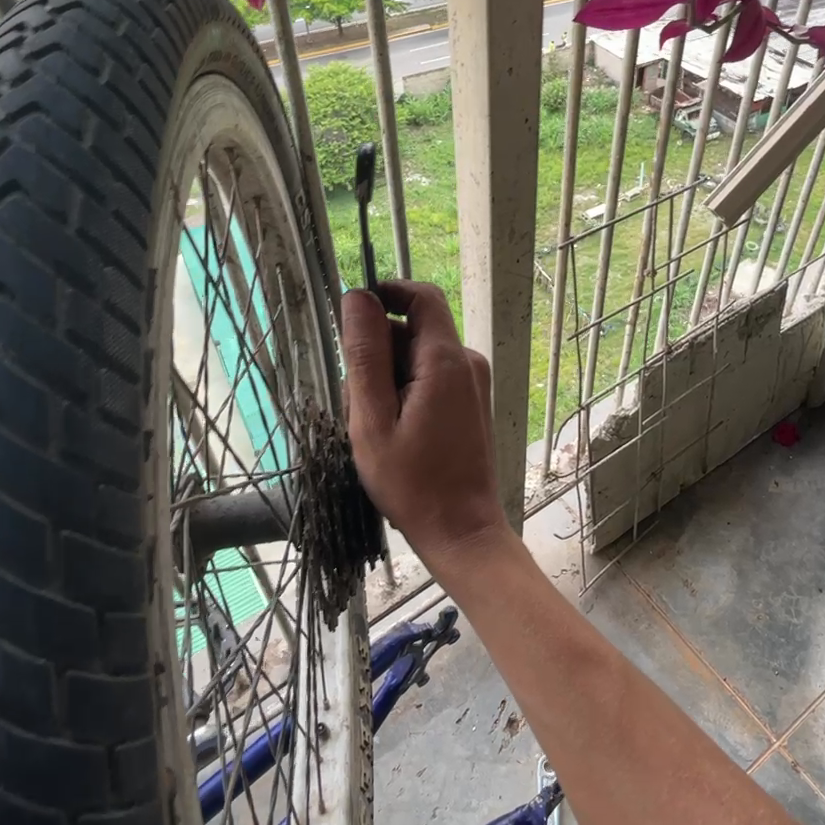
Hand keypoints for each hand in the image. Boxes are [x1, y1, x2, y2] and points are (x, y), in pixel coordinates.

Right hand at [341, 281, 505, 561]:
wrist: (462, 532)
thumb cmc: (412, 483)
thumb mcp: (373, 419)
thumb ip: (365, 354)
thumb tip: (357, 297)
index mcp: (446, 360)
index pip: (421, 296)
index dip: (387, 293)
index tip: (352, 315)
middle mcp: (466, 363)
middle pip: (414, 331)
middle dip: (378, 352)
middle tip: (355, 400)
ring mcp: (472, 385)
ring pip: (418, 358)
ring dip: (388, 379)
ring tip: (372, 426)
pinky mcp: (470, 404)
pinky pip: (431, 379)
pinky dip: (405, 394)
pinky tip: (392, 433)